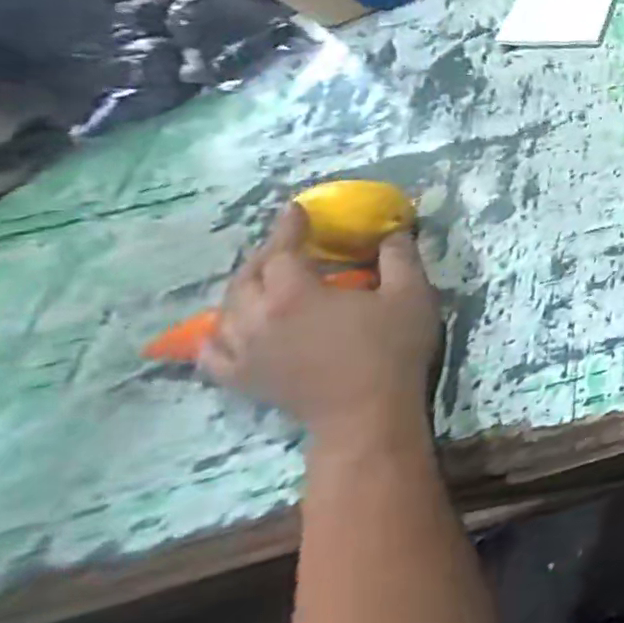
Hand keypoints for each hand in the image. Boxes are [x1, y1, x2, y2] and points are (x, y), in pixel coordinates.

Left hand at [200, 205, 440, 448]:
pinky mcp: (241, 377)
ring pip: (226, 309)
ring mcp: (242, 351)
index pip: (280, 250)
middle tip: (289, 243)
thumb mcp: (410, 293)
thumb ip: (399, 256)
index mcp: (294, 294)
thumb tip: (391, 232)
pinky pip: (212, 349)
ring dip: (244, 287)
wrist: (367, 412)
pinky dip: (220, 331)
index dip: (289, 227)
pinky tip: (235, 327)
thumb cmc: (391, 349)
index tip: (297, 210)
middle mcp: (256, 318)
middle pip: (246, 276)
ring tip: (265, 280)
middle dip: (266, 254)